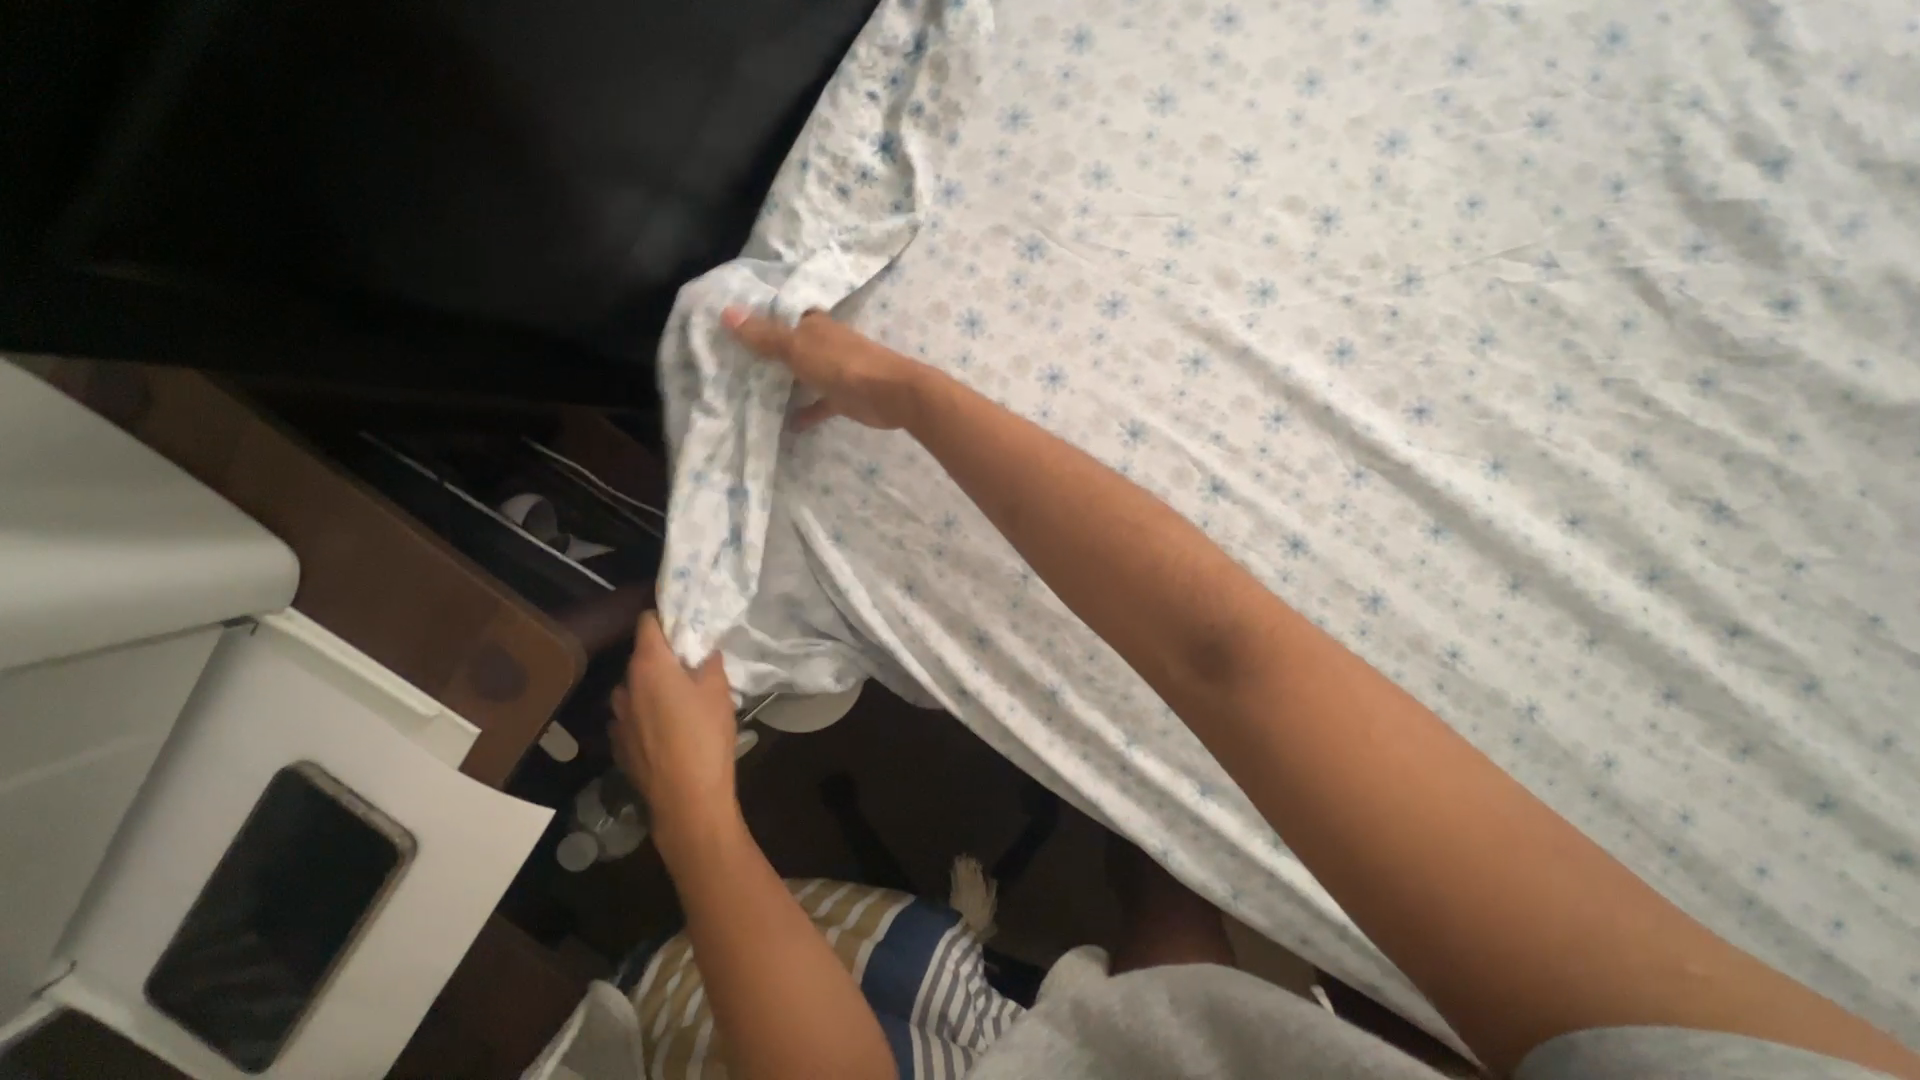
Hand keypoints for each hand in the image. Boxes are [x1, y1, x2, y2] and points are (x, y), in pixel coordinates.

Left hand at [610, 613, 741, 855]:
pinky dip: (645, 718)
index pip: (647, 622)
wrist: (687, 799)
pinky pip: (631, 719)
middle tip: (691, 669)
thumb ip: (710, 664)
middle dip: (663, 659)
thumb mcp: (720, 692)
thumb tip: (704, 654)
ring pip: (634, 691)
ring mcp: (616, 717)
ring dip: (651, 691)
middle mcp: (624, 686)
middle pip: (641, 658)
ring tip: (678, 705)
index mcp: (648, 665)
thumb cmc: (706, 737)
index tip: (684, 625)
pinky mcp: (617, 745)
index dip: (665, 618)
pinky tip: (666, 734)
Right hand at [723, 307, 931, 430]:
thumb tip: (726, 311)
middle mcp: (824, 343)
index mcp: (814, 325)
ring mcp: (835, 371)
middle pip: (792, 345)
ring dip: (785, 381)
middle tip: (734, 361)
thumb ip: (764, 335)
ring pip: (804, 373)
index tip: (734, 324)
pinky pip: (818, 404)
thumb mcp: (796, 347)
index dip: (762, 317)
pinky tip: (786, 425)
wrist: (889, 394)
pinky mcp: (843, 397)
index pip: (784, 314)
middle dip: (769, 351)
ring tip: (752, 391)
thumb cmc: (841, 364)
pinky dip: (805, 412)